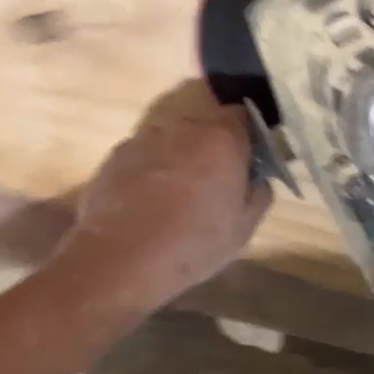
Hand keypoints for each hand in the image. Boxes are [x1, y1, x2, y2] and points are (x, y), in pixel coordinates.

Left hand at [49, 80, 271, 314]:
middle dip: (210, 151)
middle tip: (210, 187)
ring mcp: (145, 139)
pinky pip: (143, 157)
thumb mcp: (242, 230)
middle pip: (204, 129)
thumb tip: (256, 178)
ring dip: (177, 160)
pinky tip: (144, 204)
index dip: (246, 137)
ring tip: (171, 199)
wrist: (120, 258)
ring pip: (171, 143)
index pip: (242, 116)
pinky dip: (148, 172)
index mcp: (221, 140)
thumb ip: (258, 194)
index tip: (245, 163)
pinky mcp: (116, 155)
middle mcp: (183, 129)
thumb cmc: (192, 244)